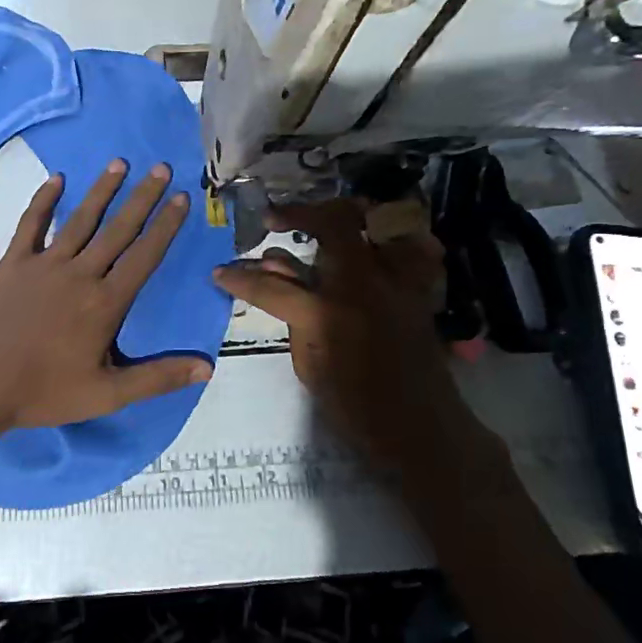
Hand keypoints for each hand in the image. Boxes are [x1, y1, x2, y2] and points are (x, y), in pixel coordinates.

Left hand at [0, 160, 212, 432]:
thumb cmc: (43, 391)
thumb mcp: (106, 394)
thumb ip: (157, 378)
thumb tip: (207, 368)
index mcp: (106, 302)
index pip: (145, 256)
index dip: (165, 226)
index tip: (181, 198)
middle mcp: (80, 274)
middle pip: (118, 229)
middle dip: (142, 197)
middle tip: (160, 168)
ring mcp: (44, 264)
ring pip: (80, 219)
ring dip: (101, 190)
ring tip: (119, 163)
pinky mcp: (12, 263)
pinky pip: (31, 224)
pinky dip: (43, 200)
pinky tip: (56, 179)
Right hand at [213, 199, 487, 478]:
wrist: (420, 429)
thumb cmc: (357, 409)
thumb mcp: (310, 366)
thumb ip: (292, 316)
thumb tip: (274, 276)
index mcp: (328, 314)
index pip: (272, 285)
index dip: (241, 277)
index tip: (221, 271)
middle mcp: (365, 286)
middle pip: (334, 223)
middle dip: (299, 213)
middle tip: (276, 218)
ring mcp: (398, 282)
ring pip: (379, 220)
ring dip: (348, 213)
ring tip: (325, 220)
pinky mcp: (419, 288)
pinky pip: (412, 244)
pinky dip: (393, 235)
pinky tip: (374, 241)